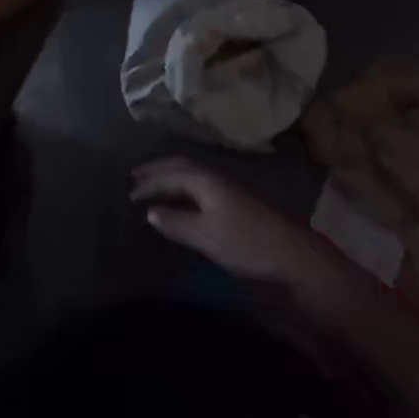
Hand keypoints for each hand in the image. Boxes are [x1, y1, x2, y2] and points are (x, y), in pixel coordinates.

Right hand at [130, 157, 330, 285]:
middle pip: (180, 166)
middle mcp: (214, 176)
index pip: (170, 173)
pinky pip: (198, 184)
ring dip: (169, 177)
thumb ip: (177, 223)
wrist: (290, 251)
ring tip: (151, 186)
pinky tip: (178, 202)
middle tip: (134, 177)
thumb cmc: (246, 242)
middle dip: (157, 170)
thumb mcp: (207, 236)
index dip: (148, 182)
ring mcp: (226, 187)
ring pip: (190, 174)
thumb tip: (151, 212)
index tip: (128, 192)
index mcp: (206, 180)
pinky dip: (181, 188)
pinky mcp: (233, 200)